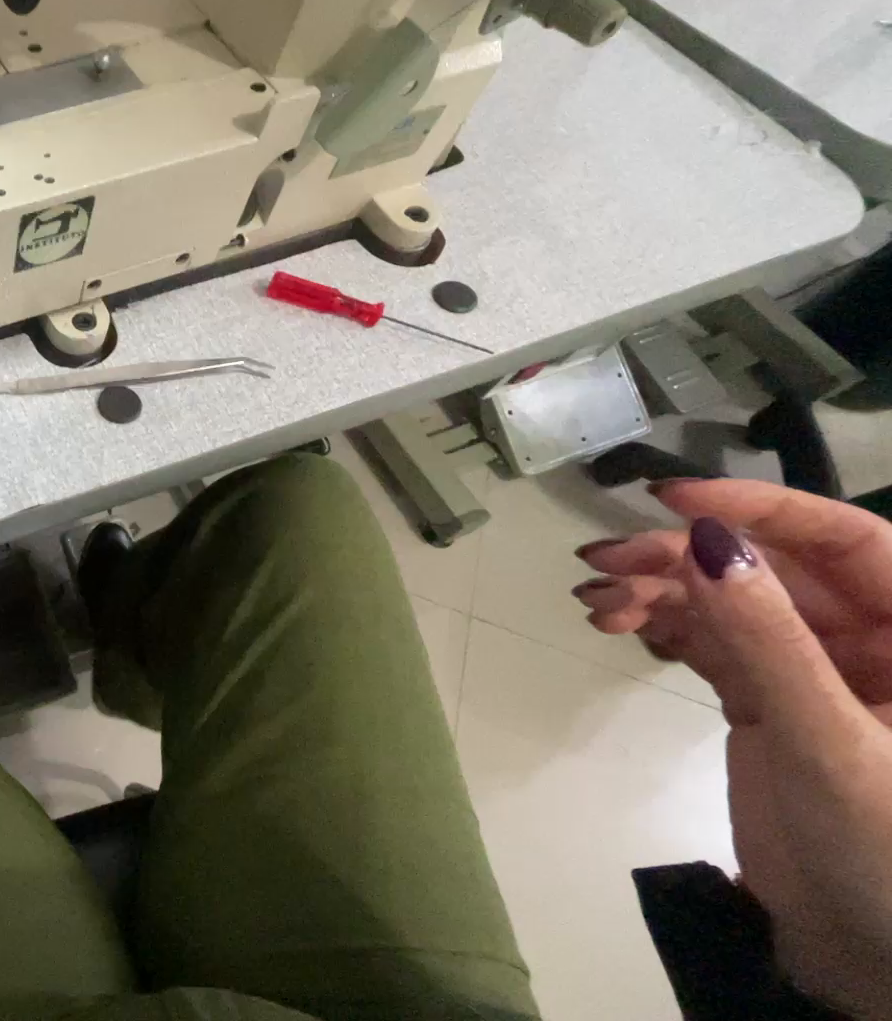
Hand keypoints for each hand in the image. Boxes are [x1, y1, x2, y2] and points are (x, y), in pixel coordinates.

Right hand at [574, 480, 891, 1016]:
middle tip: (600, 562)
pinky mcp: (769, 701)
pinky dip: (659, 626)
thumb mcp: (833, 743)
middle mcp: (880, 645)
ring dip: (656, 593)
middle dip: (681, 559)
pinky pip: (708, 642)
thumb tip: (705, 543)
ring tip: (595, 604)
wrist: (874, 959)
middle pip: (770, 570)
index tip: (670, 498)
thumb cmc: (888, 854)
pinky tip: (616, 624)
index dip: (764, 508)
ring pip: (728, 604)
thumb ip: (770, 640)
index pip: (853, 542)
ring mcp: (818, 674)